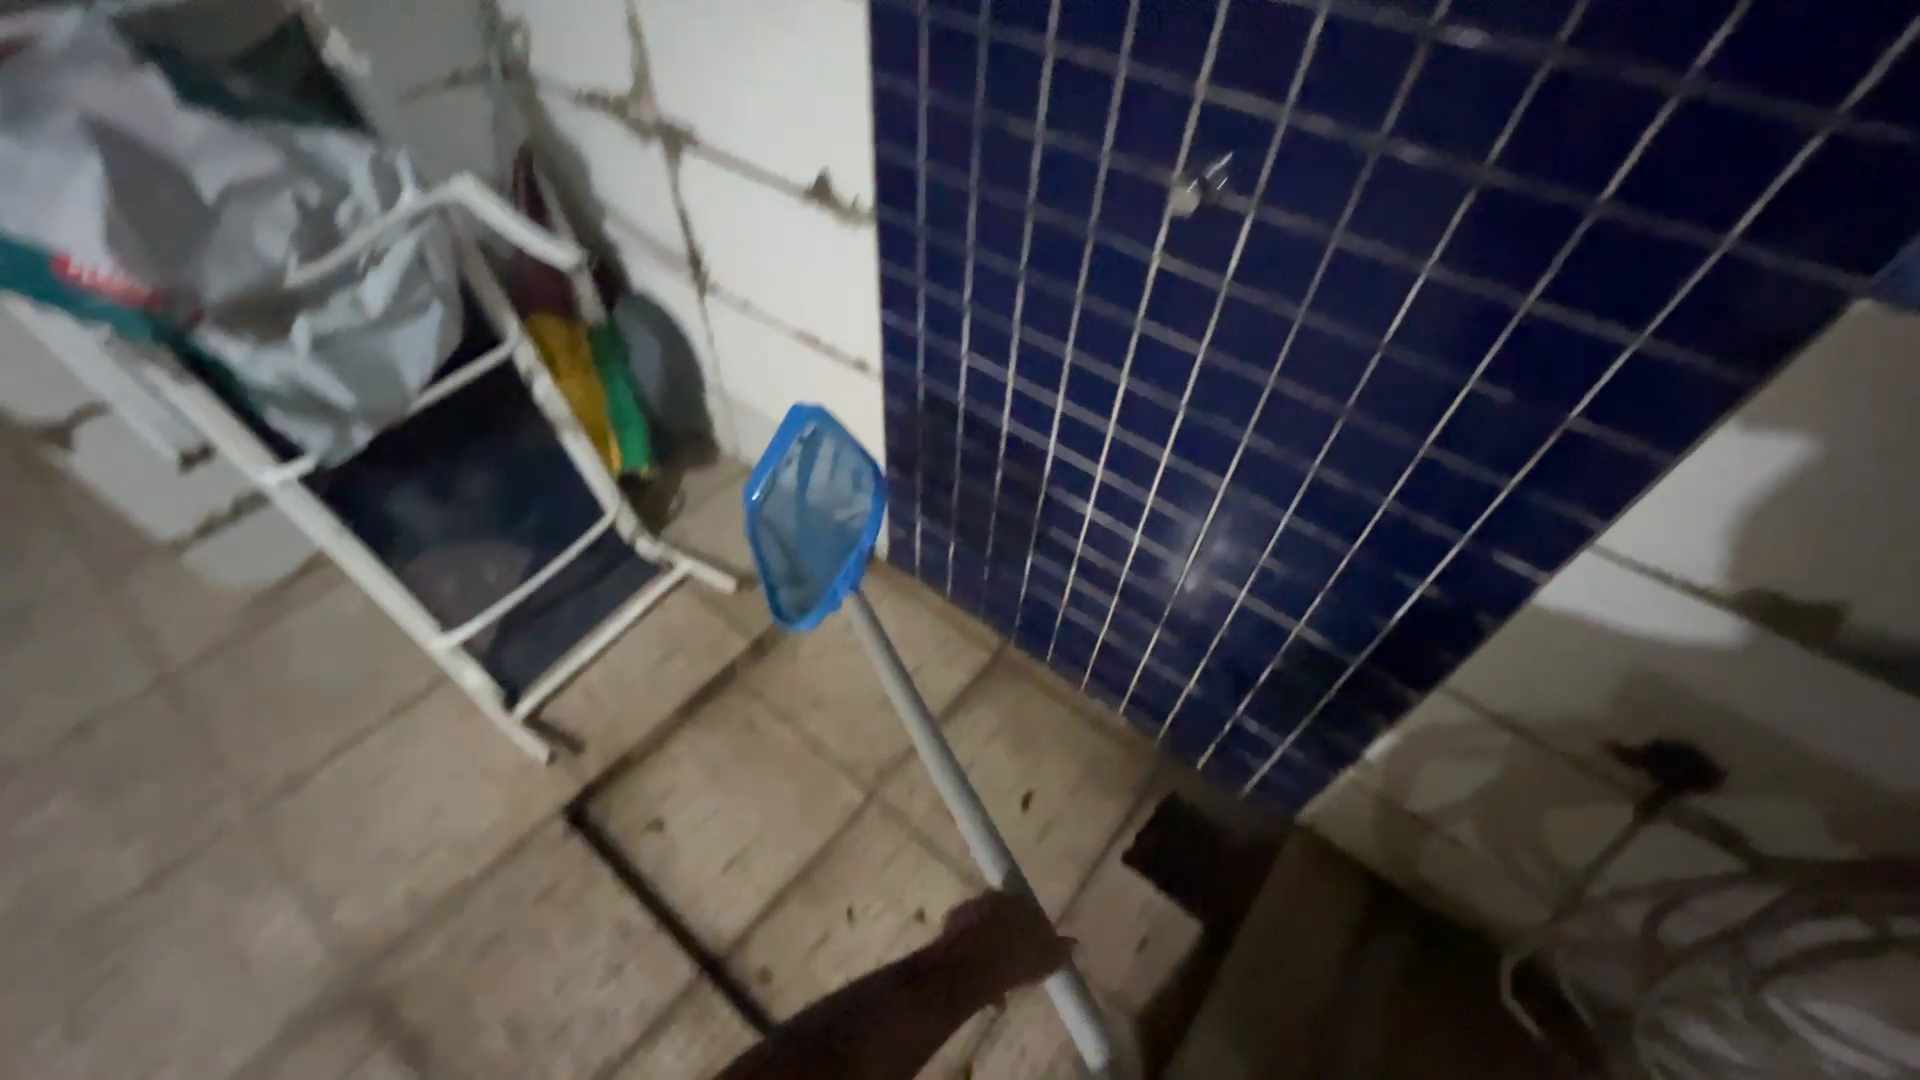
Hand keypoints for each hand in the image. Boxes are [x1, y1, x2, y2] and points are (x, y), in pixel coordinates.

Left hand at [932, 890, 1074, 1001]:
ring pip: (984, 931)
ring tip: (996, 988)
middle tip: (1013, 969)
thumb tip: (1074, 942)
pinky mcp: (950, 924)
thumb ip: (1059, 950)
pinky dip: (972, 957)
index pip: (1030, 911)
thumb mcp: (1045, 961)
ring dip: (990, 952)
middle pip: (1005, 918)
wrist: (968, 969)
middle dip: (1009, 940)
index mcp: (1018, 900)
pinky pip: (966, 941)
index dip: (1033, 932)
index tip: (1034, 953)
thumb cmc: (1013, 961)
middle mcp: (993, 897)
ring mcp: (969, 908)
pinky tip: (978, 984)